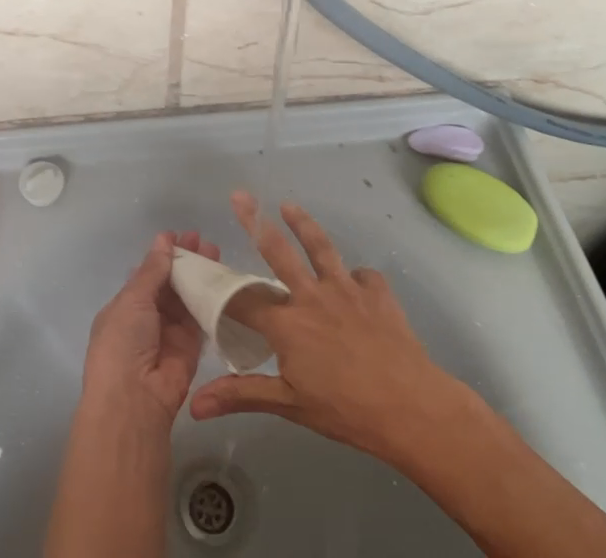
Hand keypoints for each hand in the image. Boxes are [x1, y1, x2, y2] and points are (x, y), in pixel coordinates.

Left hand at [82, 231, 220, 427]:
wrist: (134, 399)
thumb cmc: (123, 344)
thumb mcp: (132, 301)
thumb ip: (152, 271)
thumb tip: (163, 240)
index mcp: (125, 307)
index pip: (147, 274)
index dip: (163, 254)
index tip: (181, 235)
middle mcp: (147, 318)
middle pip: (170, 283)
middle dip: (186, 261)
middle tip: (205, 240)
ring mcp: (170, 333)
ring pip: (188, 298)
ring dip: (200, 277)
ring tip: (218, 252)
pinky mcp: (191, 347)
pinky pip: (202, 319)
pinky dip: (211, 300)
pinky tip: (224, 280)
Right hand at [189, 191, 471, 465]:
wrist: (412, 407)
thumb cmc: (346, 410)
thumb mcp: (289, 405)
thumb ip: (240, 395)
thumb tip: (192, 405)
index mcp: (286, 324)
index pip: (242, 300)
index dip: (222, 288)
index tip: (206, 271)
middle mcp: (311, 297)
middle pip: (276, 251)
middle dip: (255, 221)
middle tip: (241, 196)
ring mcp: (347, 290)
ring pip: (320, 247)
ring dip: (302, 224)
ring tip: (289, 206)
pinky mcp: (378, 293)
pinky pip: (362, 275)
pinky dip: (354, 276)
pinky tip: (353, 281)